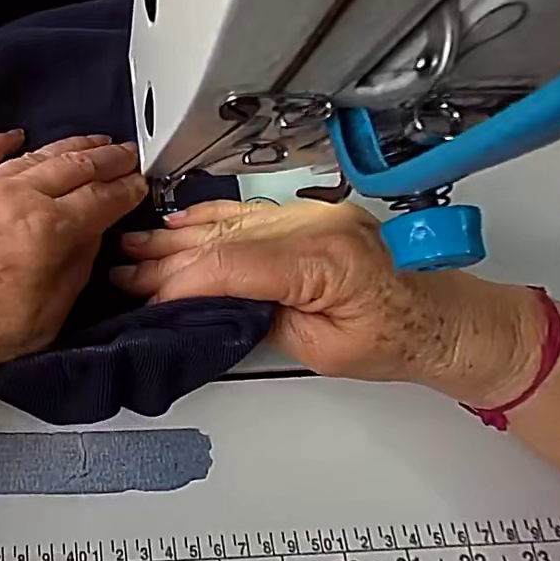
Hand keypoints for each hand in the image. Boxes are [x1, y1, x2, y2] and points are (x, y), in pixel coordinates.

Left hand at [0, 130, 146, 418]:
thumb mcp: (36, 324)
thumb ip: (69, 277)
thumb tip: (84, 244)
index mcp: (46, 232)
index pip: (100, 200)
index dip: (125, 191)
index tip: (137, 186)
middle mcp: (13, 198)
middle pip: (73, 167)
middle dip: (105, 159)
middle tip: (123, 155)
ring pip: (32, 156)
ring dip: (66, 148)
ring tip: (86, 144)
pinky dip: (0, 142)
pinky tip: (14, 136)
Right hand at [108, 199, 545, 406]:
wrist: (439, 318)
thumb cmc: (393, 340)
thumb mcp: (318, 349)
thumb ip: (257, 317)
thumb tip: (203, 306)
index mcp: (325, 260)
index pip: (228, 265)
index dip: (178, 284)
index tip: (145, 302)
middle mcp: (314, 226)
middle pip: (218, 241)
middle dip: (162, 261)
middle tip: (120, 274)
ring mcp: (308, 216)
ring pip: (223, 224)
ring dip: (172, 238)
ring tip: (130, 247)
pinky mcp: (304, 216)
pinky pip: (244, 211)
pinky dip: (204, 216)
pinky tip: (175, 221)